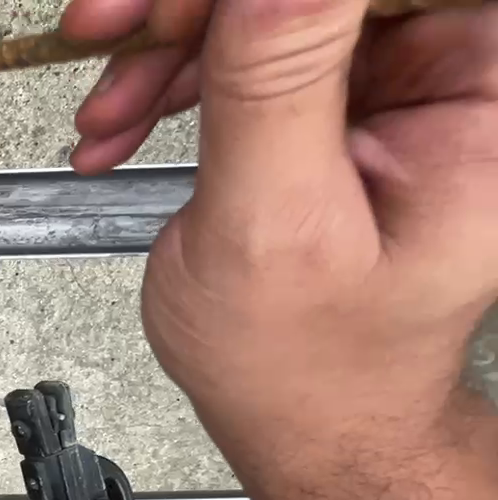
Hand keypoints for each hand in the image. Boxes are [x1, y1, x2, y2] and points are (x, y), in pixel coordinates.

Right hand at [59, 0, 497, 481]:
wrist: (295, 399)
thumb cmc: (301, 347)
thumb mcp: (271, 224)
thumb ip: (275, 90)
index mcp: (492, 79)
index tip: (154, 6)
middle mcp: (465, 58)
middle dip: (191, 9)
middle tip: (100, 26)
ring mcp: (401, 72)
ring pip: (263, 10)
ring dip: (163, 57)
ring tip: (101, 121)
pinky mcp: (337, 96)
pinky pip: (243, 53)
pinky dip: (165, 88)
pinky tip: (118, 132)